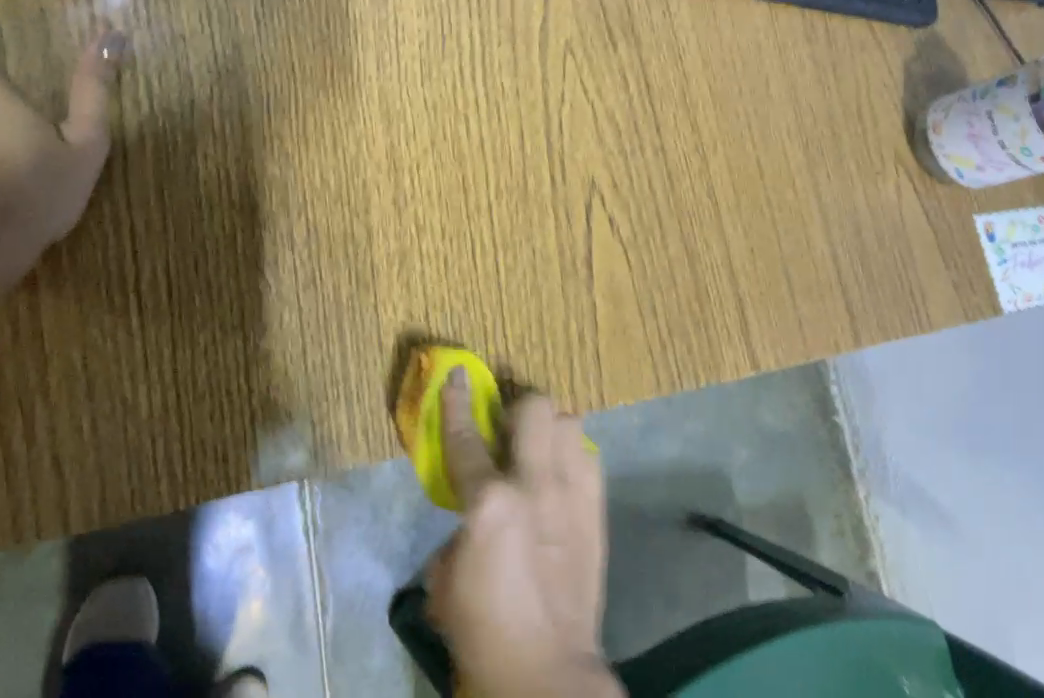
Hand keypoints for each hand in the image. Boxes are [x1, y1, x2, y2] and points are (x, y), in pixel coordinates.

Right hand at [428, 371, 622, 697]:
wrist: (546, 669)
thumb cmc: (483, 628)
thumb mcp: (445, 578)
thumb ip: (458, 532)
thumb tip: (470, 520)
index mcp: (490, 502)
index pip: (466, 437)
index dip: (458, 401)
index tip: (459, 374)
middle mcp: (536, 485)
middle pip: (537, 408)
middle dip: (519, 405)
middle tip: (507, 424)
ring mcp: (574, 496)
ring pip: (572, 424)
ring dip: (552, 428)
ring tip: (539, 447)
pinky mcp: (598, 514)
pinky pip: (590, 461)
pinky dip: (574, 459)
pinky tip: (562, 480)